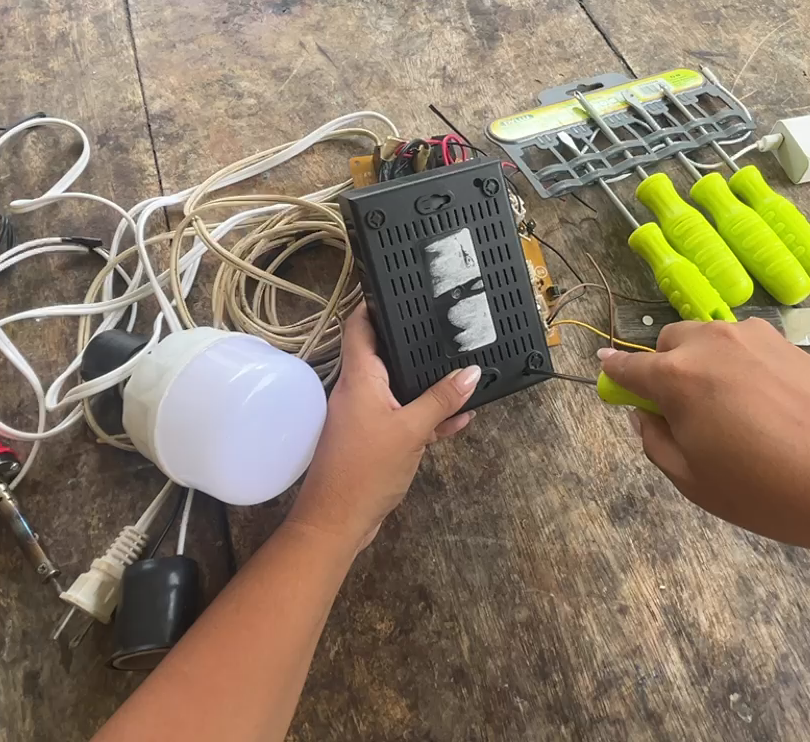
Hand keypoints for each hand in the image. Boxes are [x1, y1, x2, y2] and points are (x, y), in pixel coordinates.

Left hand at [287, 303, 477, 550]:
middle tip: (443, 323)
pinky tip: (459, 417)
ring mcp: (366, 416)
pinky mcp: (375, 440)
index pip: (359, 326)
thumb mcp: (411, 431)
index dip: (374, 303)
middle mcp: (359, 390)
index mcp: (360, 378)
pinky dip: (428, 416)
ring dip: (428, 384)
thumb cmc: (366, 469)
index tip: (398, 288)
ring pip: (400, 388)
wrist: (337, 522)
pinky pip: (405, 417)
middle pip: (384, 354)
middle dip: (412, 343)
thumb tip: (473, 372)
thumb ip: (441, 400)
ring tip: (462, 369)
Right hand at [597, 318, 809, 542]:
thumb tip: (645, 413)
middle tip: (685, 412)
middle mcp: (706, 342)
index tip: (608, 374)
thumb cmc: (767, 489)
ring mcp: (747, 335)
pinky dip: (735, 363)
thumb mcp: (693, 481)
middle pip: (668, 344)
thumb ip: (655, 441)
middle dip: (664, 368)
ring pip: (706, 338)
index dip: (614, 372)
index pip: (628, 366)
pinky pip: (741, 344)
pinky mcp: (783, 340)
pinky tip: (764, 402)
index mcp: (675, 377)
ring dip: (700, 362)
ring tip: (731, 408)